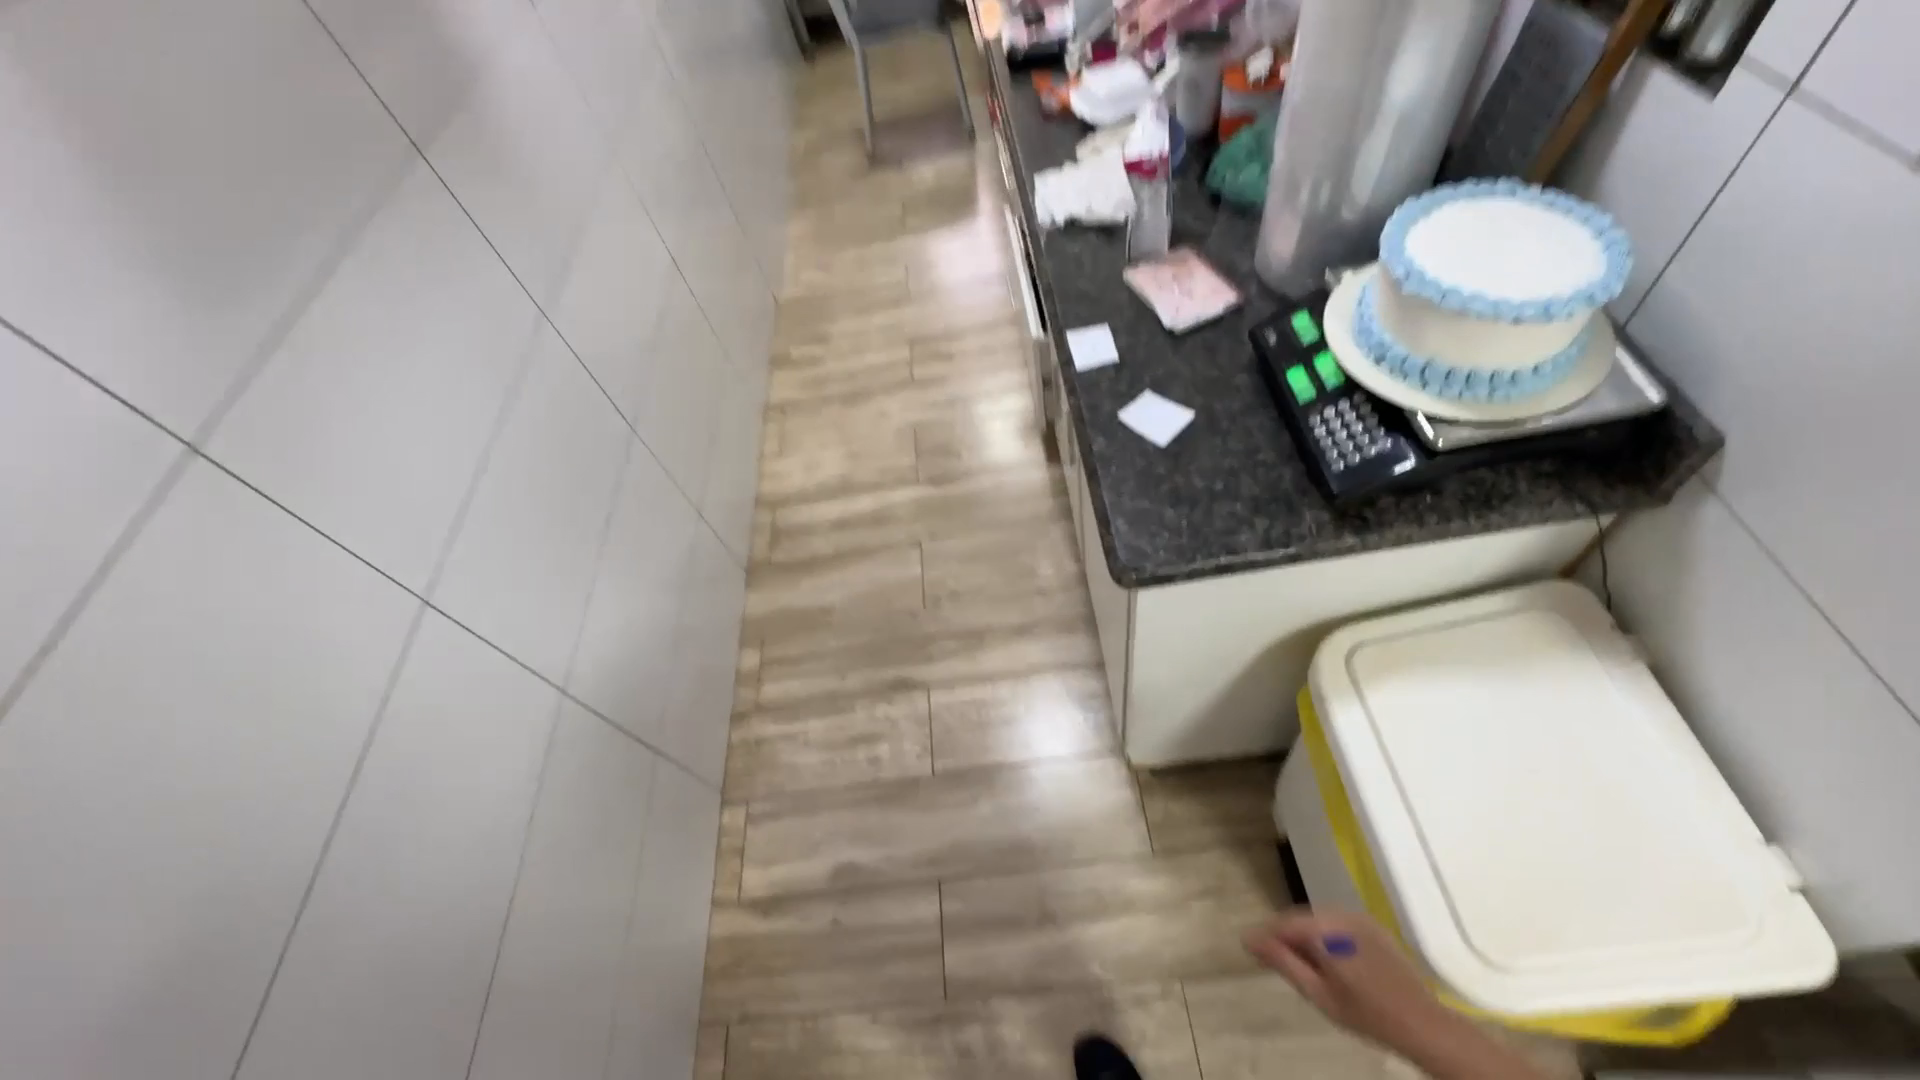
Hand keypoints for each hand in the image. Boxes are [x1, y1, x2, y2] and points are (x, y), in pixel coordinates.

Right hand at [1243, 909, 1459, 1058]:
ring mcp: (1360, 918)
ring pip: (1318, 919)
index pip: (1282, 923)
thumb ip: (1283, 962)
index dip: (1264, 935)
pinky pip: (1337, 923)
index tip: (1249, 949)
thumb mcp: (1317, 993)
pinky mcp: (1373, 926)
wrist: (1422, 1023)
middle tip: (1272, 959)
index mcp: (1325, 930)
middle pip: (1300, 918)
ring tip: (1298, 961)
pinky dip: (1325, 935)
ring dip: (1304, 935)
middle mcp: (1341, 915)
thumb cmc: (1365, 1014)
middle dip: (1284, 935)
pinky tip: (1326, 959)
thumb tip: (1250, 939)